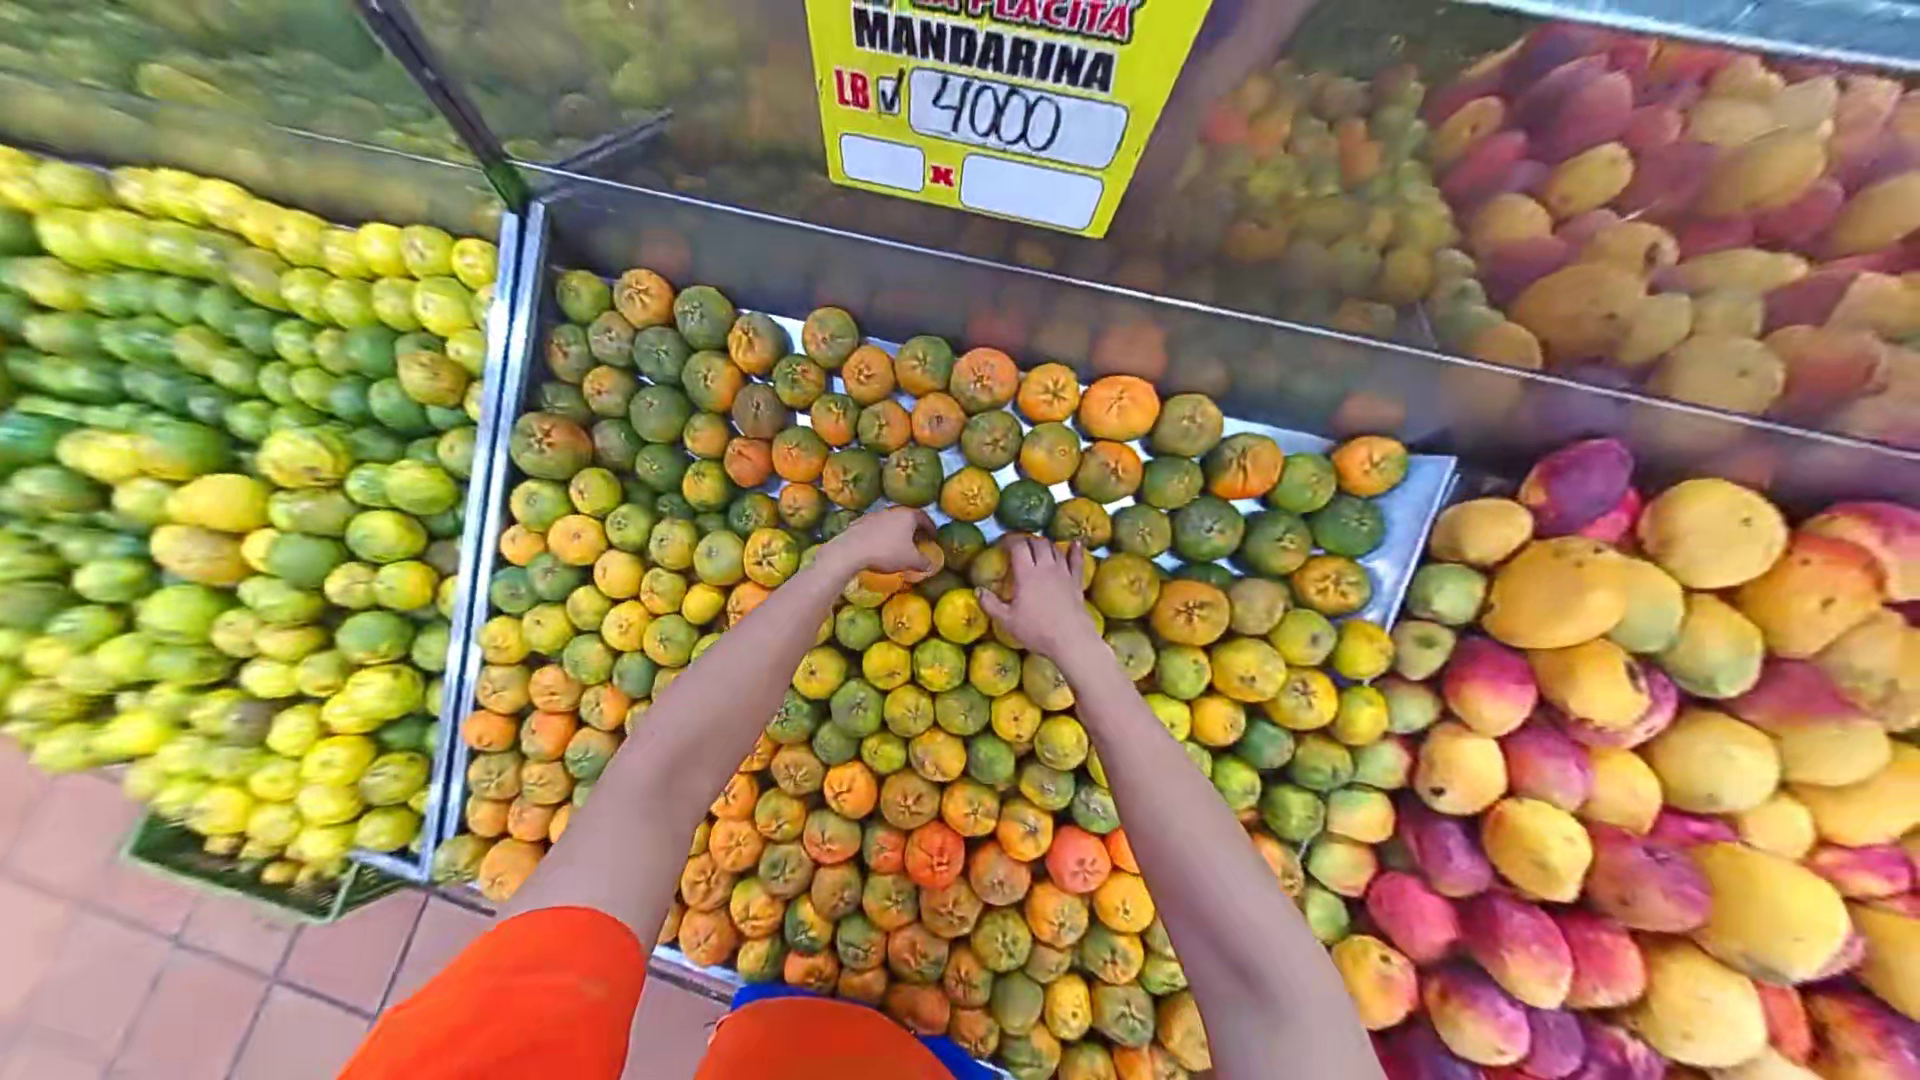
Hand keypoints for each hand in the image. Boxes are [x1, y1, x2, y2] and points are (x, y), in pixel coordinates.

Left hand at [823, 507, 937, 577]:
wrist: (851, 550)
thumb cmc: (887, 552)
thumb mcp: (910, 560)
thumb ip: (924, 562)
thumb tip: (931, 565)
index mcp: (908, 515)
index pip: (924, 518)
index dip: (931, 528)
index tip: (933, 537)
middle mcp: (892, 511)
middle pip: (907, 518)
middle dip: (914, 529)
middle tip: (918, 540)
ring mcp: (875, 515)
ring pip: (891, 522)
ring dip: (897, 532)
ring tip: (899, 544)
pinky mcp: (860, 522)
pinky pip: (877, 528)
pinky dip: (882, 535)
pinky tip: (880, 546)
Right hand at [977, 535, 1099, 663]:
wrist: (1070, 639)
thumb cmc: (1036, 630)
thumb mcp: (1007, 621)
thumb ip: (991, 604)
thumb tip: (977, 590)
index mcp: (1026, 574)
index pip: (1018, 546)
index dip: (1010, 540)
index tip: (1002, 543)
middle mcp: (1045, 567)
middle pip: (1037, 543)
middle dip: (1027, 540)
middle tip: (1019, 545)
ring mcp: (1063, 573)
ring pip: (1055, 549)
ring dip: (1045, 544)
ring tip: (1038, 546)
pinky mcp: (1076, 581)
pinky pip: (1077, 561)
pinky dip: (1075, 550)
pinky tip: (1076, 543)